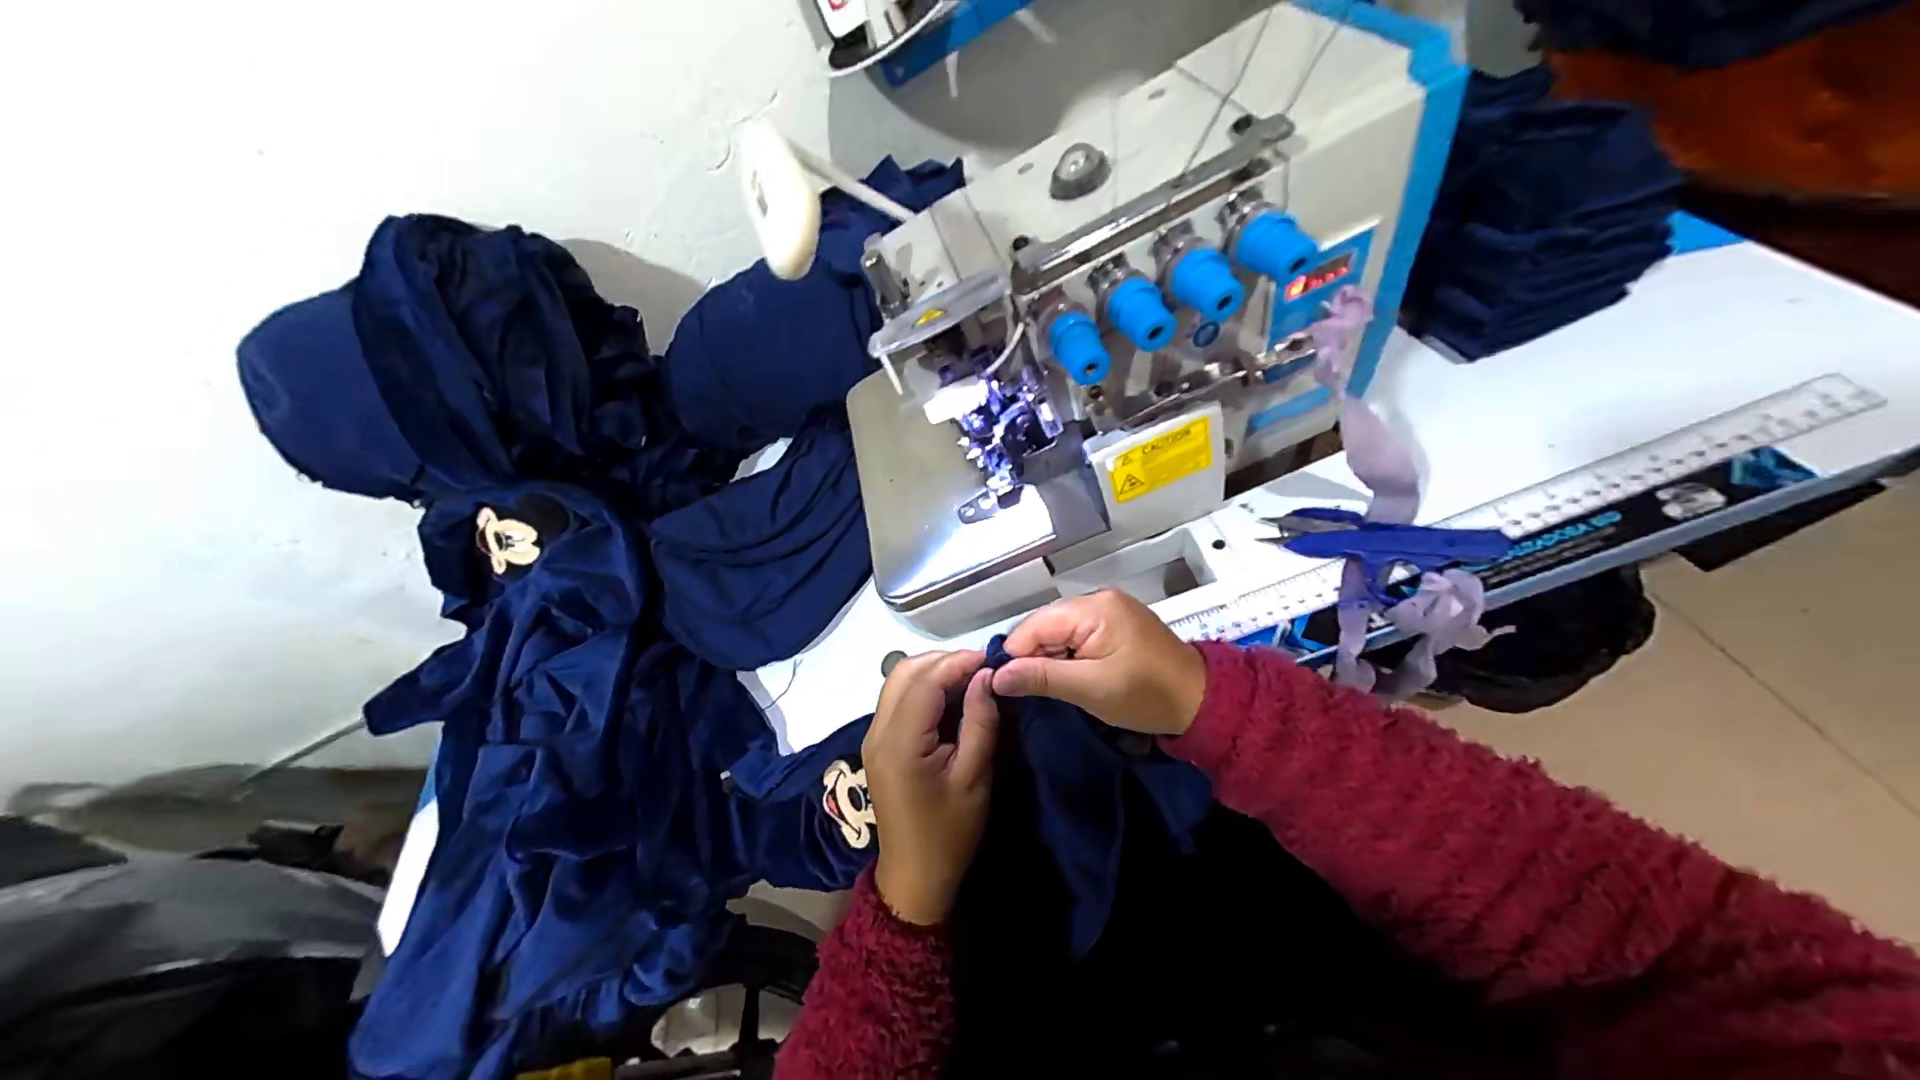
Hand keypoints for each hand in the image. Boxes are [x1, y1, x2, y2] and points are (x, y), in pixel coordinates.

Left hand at [863, 650, 999, 925]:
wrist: (915, 875)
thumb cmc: (950, 832)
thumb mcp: (974, 778)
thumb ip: (980, 722)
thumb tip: (985, 676)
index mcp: (900, 743)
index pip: (926, 681)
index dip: (958, 662)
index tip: (992, 658)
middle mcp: (878, 732)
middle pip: (904, 672)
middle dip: (943, 661)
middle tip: (982, 668)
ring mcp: (873, 737)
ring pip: (897, 681)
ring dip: (932, 671)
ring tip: (970, 679)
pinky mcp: (878, 743)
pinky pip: (897, 699)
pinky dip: (923, 688)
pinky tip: (950, 697)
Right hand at [992, 590, 1206, 735]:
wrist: (1201, 702)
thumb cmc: (1147, 695)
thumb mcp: (1090, 688)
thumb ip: (1041, 677)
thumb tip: (997, 676)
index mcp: (1094, 608)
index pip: (1035, 624)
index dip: (1016, 655)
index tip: (1005, 686)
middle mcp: (1099, 599)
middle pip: (1046, 625)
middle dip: (1035, 657)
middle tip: (1031, 692)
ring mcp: (1109, 610)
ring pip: (1060, 632)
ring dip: (1052, 659)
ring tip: (1055, 687)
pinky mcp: (1116, 624)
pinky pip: (1078, 635)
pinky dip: (1069, 657)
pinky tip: (1072, 678)